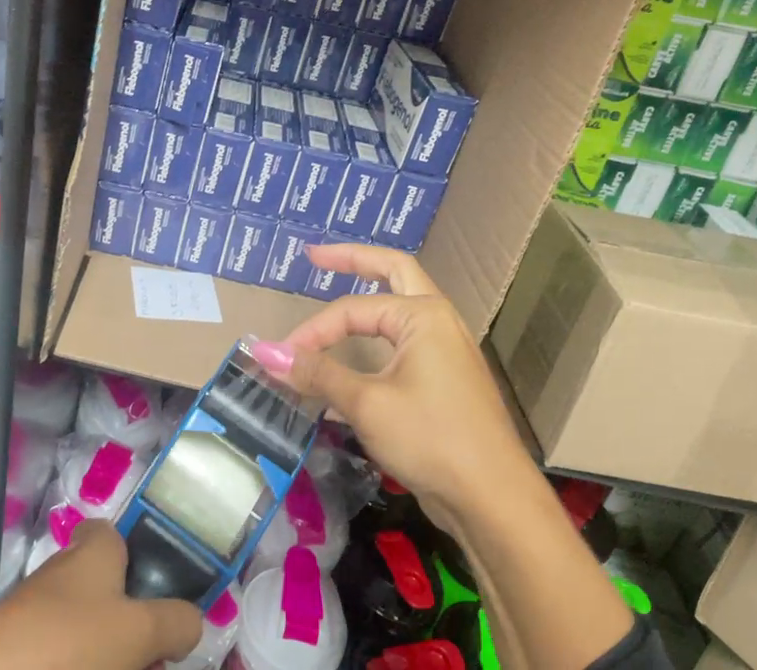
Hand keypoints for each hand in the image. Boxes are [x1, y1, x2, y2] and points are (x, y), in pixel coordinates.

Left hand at [0, 520, 200, 669]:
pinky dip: (72, 659)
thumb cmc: (70, 643)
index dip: (130, 549)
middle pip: (97, 584)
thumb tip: (191, 619)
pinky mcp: (10, 650)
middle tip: (151, 647)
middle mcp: (58, 575)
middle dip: (124, 612)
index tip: (153, 582)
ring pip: (76, 621)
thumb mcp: (140, 632)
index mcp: (89, 554)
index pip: (107, 531)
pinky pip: (54, 649)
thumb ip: (174, 621)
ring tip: (126, 665)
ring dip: (100, 642)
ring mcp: (30, 615)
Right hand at [250, 243, 536, 523]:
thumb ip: (316, 373)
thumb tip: (263, 352)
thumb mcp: (367, 404)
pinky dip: (378, 336)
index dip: (312, 331)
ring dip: (370, 295)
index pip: (352, 310)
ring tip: (341, 284)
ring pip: (401, 309)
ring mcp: (447, 351)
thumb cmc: (432, 439)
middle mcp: (439, 321)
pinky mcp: (447, 380)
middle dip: (354, 261)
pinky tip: (359, 350)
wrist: (493, 499)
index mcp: (424, 315)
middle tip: (316, 256)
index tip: (280, 358)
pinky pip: (405, 342)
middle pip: (393, 273)